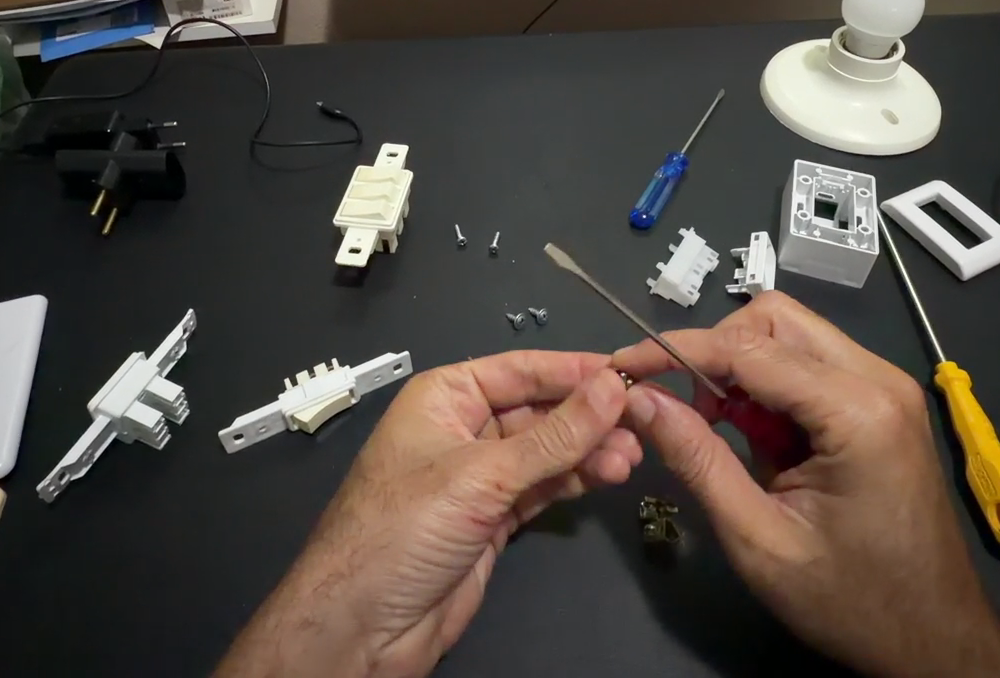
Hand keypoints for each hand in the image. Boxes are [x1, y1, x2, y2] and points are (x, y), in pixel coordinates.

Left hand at [215, 352, 637, 677]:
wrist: (359, 630)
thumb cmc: (406, 528)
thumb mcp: (483, 475)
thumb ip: (554, 435)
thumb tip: (613, 386)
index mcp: (447, 396)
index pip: (521, 370)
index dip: (574, 370)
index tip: (628, 371)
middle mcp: (465, 426)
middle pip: (538, 410)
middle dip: (587, 417)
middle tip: (640, 423)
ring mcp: (479, 475)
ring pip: (545, 450)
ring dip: (587, 451)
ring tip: (632, 457)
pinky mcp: (492, 517)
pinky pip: (541, 486)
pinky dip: (572, 480)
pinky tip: (606, 476)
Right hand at [611, 292, 999, 677]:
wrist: (938, 643)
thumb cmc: (852, 602)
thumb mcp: (759, 541)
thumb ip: (697, 460)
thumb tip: (639, 399)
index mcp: (858, 412)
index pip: (748, 348)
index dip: (677, 349)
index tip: (625, 365)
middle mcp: (878, 379)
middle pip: (773, 319)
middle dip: (716, 352)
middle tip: (688, 409)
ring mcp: (884, 384)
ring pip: (788, 332)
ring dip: (741, 368)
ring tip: (724, 429)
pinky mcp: (879, 398)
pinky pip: (806, 360)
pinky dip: (767, 385)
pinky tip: (760, 436)